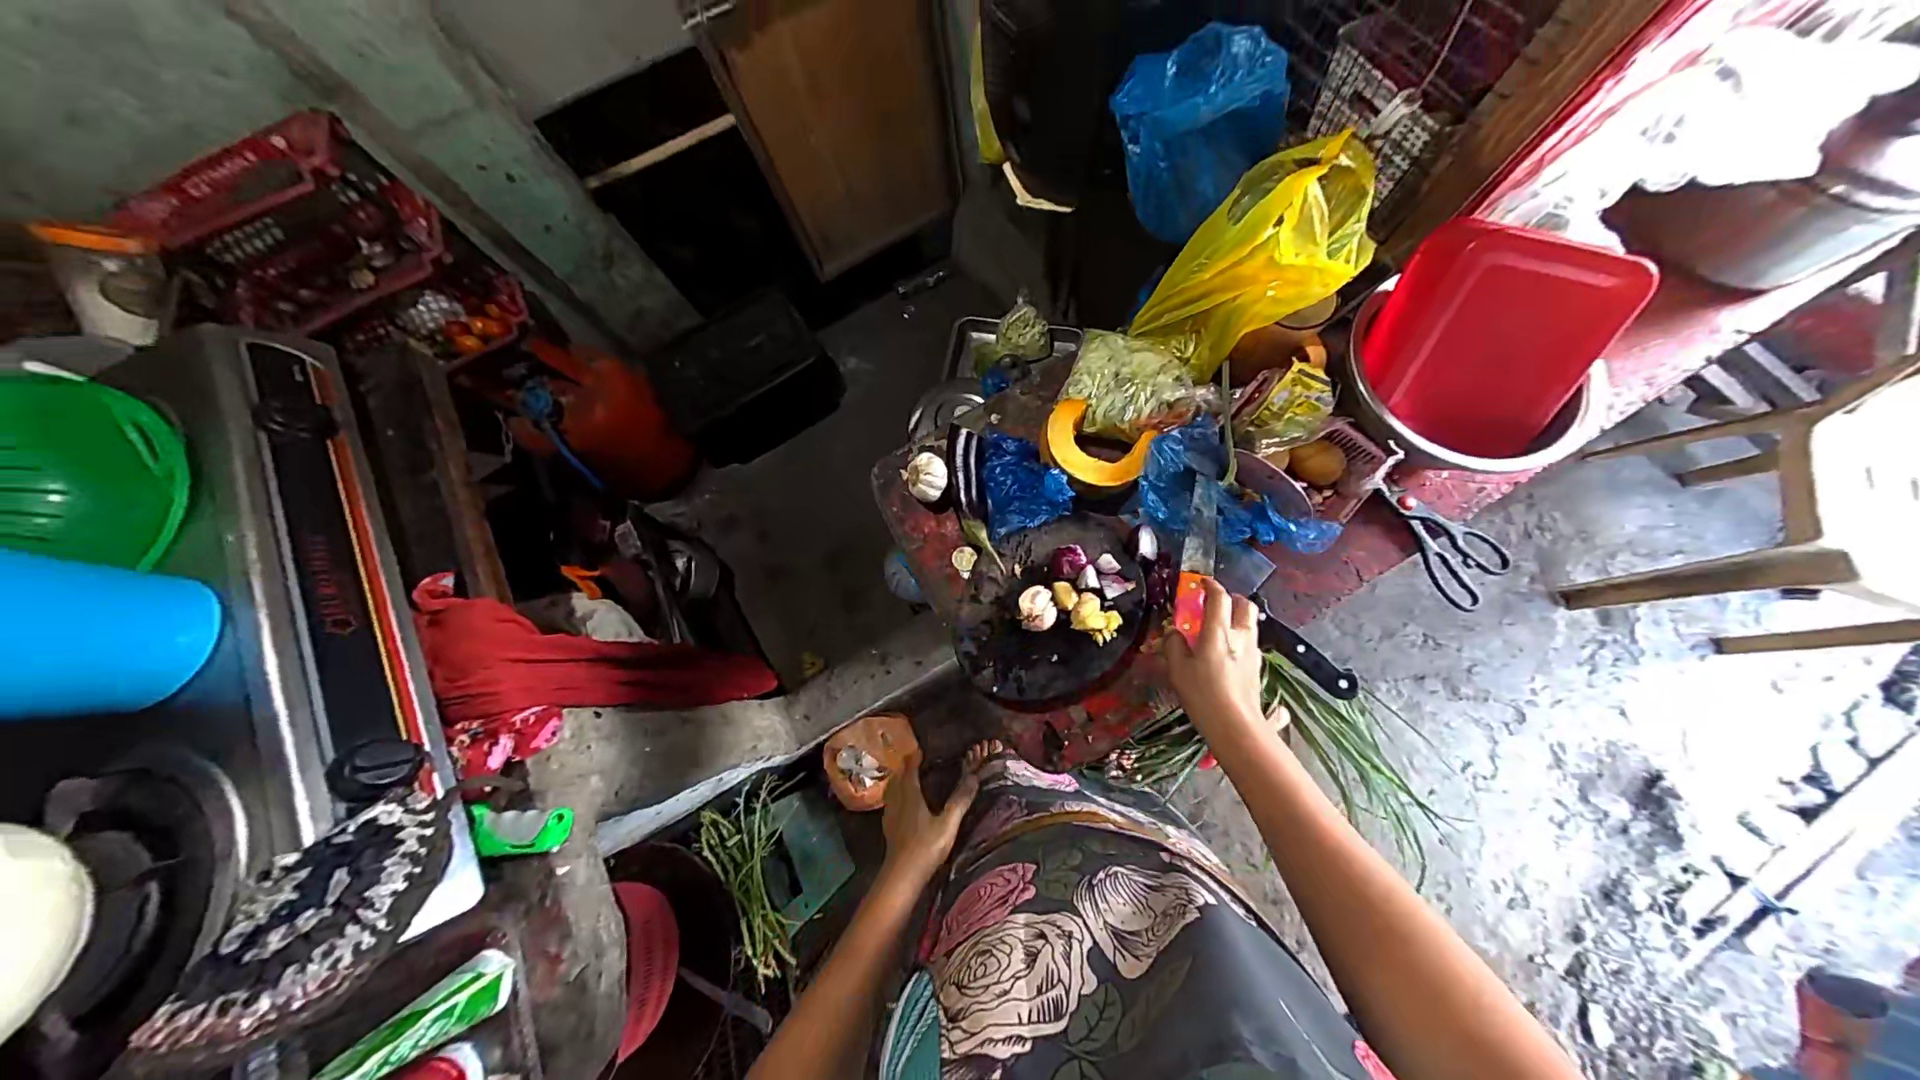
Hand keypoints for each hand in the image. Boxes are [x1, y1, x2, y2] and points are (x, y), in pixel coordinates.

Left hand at [880, 748, 977, 882]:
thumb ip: (960, 800)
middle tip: (916, 763)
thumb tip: (974, 777)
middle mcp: (897, 801)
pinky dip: (897, 798)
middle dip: (905, 768)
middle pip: (897, 778)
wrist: (902, 877)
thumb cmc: (925, 847)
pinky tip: (904, 807)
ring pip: (892, 792)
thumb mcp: (948, 824)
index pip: (909, 770)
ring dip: (899, 783)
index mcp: (910, 795)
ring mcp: (890, 816)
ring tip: (910, 781)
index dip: (913, 758)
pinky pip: (891, 805)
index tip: (920, 749)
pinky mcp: (889, 829)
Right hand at [1165, 579, 1269, 741]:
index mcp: (1218, 632)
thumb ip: (1174, 645)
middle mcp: (1240, 636)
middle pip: (1245, 605)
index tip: (1202, 582)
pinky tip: (1228, 653)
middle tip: (1216, 603)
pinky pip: (1250, 643)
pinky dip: (1240, 639)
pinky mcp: (1257, 668)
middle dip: (1232, 598)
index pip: (1219, 597)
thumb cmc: (1203, 694)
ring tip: (1220, 628)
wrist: (1235, 725)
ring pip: (1250, 624)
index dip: (1211, 585)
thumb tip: (1174, 634)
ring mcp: (1253, 652)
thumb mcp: (1178, 669)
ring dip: (1237, 618)